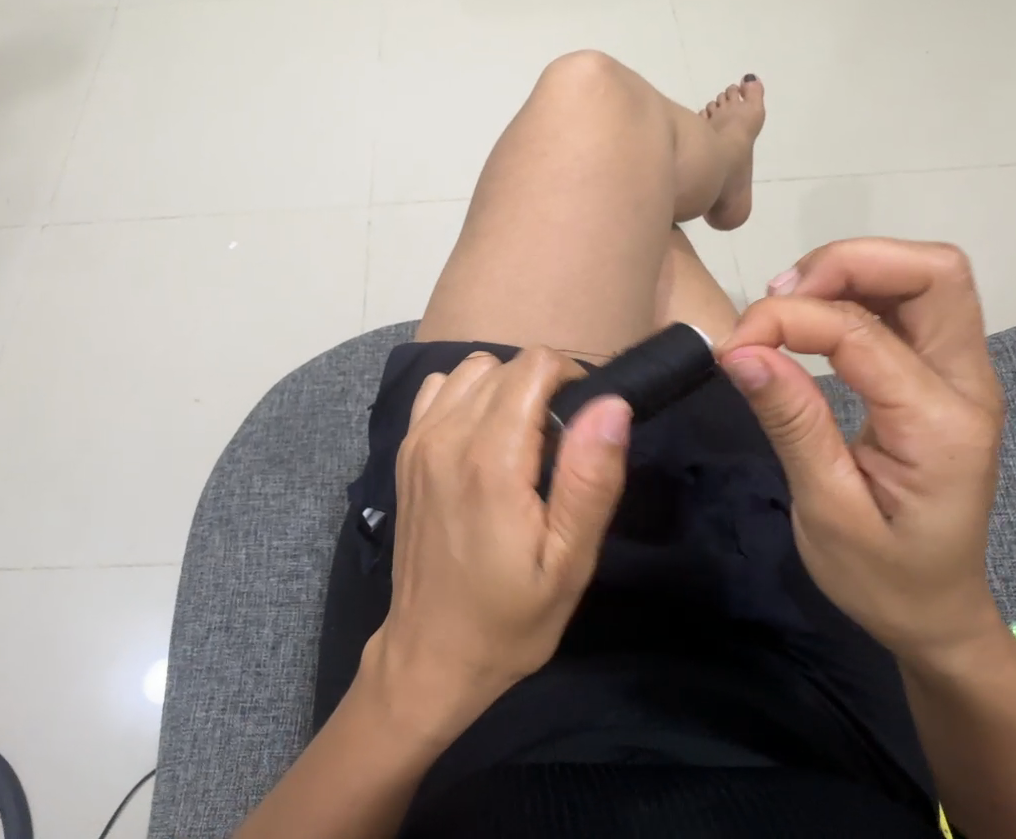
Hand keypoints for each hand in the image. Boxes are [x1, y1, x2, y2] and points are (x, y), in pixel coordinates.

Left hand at [363, 348, 631, 738]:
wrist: (431, 651)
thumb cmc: (510, 617)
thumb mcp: (568, 563)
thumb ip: (590, 479)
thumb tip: (611, 403)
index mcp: (490, 459)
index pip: (535, 365)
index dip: (572, 380)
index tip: (585, 426)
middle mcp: (447, 435)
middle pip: (506, 364)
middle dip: (544, 386)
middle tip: (562, 445)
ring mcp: (418, 440)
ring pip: (472, 369)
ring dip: (506, 388)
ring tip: (525, 440)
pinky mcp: (404, 451)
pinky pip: (439, 389)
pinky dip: (468, 396)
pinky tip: (482, 438)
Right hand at [719, 238, 1006, 660]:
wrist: (936, 614)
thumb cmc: (882, 579)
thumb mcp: (825, 510)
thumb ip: (791, 421)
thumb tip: (739, 350)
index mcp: (940, 425)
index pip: (862, 331)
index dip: (787, 319)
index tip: (732, 347)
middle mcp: (967, 385)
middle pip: (933, 272)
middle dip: (845, 265)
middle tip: (777, 300)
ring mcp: (961, 375)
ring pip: (924, 276)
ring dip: (851, 272)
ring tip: (785, 306)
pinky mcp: (941, 376)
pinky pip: (910, 303)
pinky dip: (857, 292)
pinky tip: (811, 319)